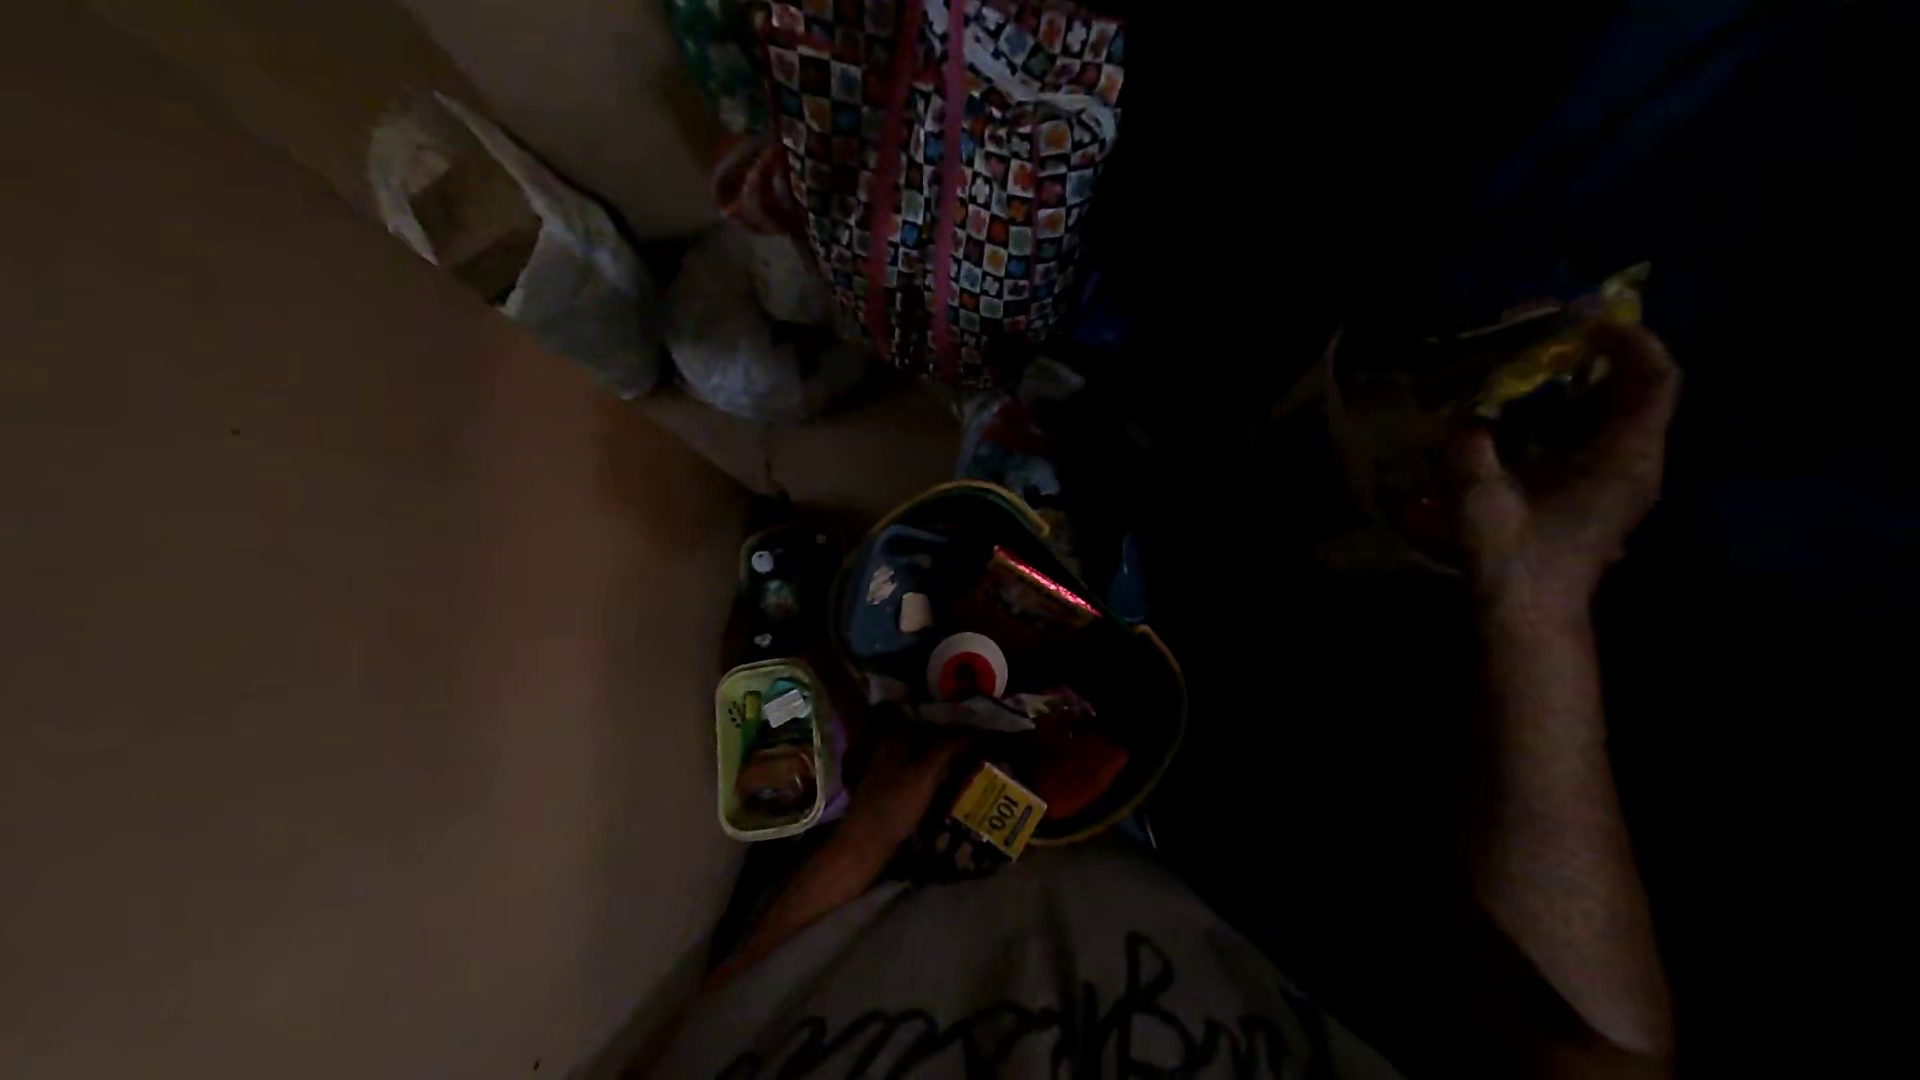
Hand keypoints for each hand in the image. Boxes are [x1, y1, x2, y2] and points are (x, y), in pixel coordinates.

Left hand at [841, 730, 964, 851]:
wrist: (866, 842)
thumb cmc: (895, 804)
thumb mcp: (925, 775)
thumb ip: (946, 750)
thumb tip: (970, 732)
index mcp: (896, 737)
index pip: (928, 719)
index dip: (951, 721)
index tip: (974, 725)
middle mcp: (890, 747)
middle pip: (925, 737)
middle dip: (948, 739)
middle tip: (976, 744)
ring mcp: (889, 769)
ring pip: (922, 755)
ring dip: (942, 757)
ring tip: (969, 760)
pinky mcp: (891, 788)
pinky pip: (918, 772)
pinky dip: (934, 773)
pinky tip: (950, 780)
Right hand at [1451, 322, 1680, 614]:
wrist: (1527, 614)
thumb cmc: (1513, 557)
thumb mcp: (1479, 499)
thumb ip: (1469, 447)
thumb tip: (1463, 417)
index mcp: (1623, 459)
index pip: (1653, 381)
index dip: (1629, 343)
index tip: (1585, 323)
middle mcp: (1634, 464)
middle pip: (1633, 394)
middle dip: (1593, 362)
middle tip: (1542, 345)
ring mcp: (1617, 483)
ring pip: (1610, 418)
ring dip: (1572, 392)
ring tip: (1523, 377)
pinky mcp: (1594, 497)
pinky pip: (1589, 442)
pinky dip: (1560, 422)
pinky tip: (1516, 424)